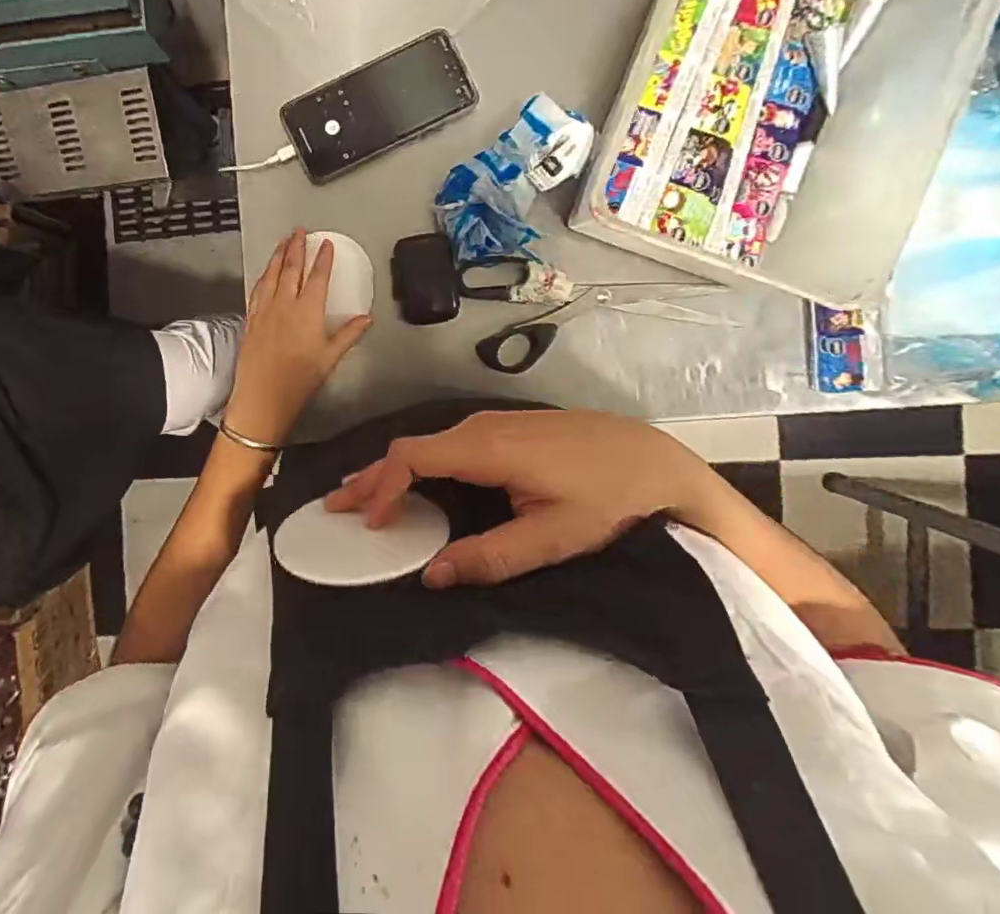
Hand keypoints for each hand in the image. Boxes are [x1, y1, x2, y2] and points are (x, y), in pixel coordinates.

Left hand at [222, 230, 371, 444]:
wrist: (262, 399)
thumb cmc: (298, 382)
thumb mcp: (329, 359)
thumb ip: (348, 335)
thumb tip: (366, 319)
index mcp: (307, 311)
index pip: (317, 277)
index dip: (322, 258)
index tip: (325, 244)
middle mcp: (284, 305)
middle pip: (290, 268)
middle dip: (296, 247)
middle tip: (299, 231)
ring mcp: (265, 311)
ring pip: (271, 275)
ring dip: (277, 256)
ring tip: (283, 242)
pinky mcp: (251, 320)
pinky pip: (257, 290)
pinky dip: (263, 276)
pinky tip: (265, 273)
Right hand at [324, 410, 722, 587]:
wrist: (661, 464)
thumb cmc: (611, 500)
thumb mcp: (555, 538)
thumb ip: (491, 557)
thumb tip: (431, 576)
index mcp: (488, 449)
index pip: (412, 458)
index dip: (382, 488)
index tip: (369, 525)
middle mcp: (483, 427)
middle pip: (411, 447)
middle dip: (372, 478)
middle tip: (338, 507)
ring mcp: (496, 423)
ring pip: (428, 444)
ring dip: (392, 471)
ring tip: (364, 496)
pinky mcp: (508, 428)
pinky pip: (448, 444)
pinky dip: (419, 464)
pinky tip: (412, 478)